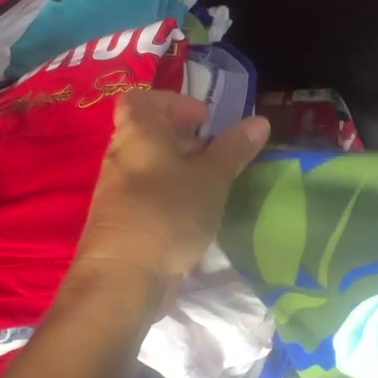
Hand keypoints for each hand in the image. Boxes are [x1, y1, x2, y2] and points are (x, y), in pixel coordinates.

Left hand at [75, 90, 270, 295]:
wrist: (122, 279)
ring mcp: (117, 190)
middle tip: (217, 153)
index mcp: (139, 133)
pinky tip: (195, 213)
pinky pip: (147, 193)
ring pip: (150, 165)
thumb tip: (259, 120)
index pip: (143, 99)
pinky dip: (170, 194)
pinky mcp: (121, 220)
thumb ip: (235, 148)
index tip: (204, 120)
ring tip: (211, 185)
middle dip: (185, 138)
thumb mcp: (212, 178)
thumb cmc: (168, 213)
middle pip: (149, 132)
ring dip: (180, 168)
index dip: (174, 102)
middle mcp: (121, 155)